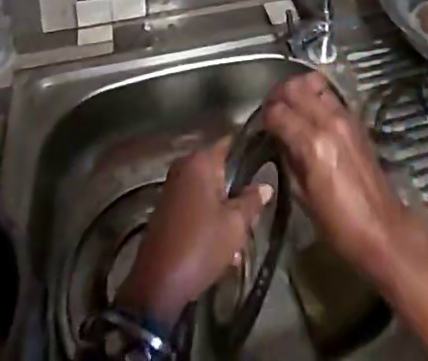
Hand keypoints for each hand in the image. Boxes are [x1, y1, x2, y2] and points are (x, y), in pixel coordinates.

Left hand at [116, 138, 273, 322]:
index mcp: (200, 161)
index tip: (268, 167)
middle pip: (222, 171)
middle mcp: (184, 167)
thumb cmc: (201, 245)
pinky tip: (224, 249)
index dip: (250, 153)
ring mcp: (174, 188)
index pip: (231, 144)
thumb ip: (252, 200)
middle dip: (239, 191)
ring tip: (239, 241)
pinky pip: (198, 206)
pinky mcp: (169, 209)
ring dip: (227, 212)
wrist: (159, 283)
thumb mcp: (235, 224)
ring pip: (211, 192)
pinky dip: (211, 221)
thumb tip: (264, 185)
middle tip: (254, 214)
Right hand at [262, 72, 417, 274]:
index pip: (277, 111)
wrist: (384, 230)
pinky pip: (330, 96)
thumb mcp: (302, 194)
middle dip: (278, 96)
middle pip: (294, 87)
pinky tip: (310, 114)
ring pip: (314, 83)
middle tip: (272, 112)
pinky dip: (315, 96)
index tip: (261, 127)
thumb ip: (287, 157)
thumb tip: (276, 138)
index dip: (264, 116)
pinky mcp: (357, 121)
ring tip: (291, 109)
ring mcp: (345, 118)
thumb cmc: (338, 222)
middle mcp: (329, 122)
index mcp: (312, 143)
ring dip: (298, 91)